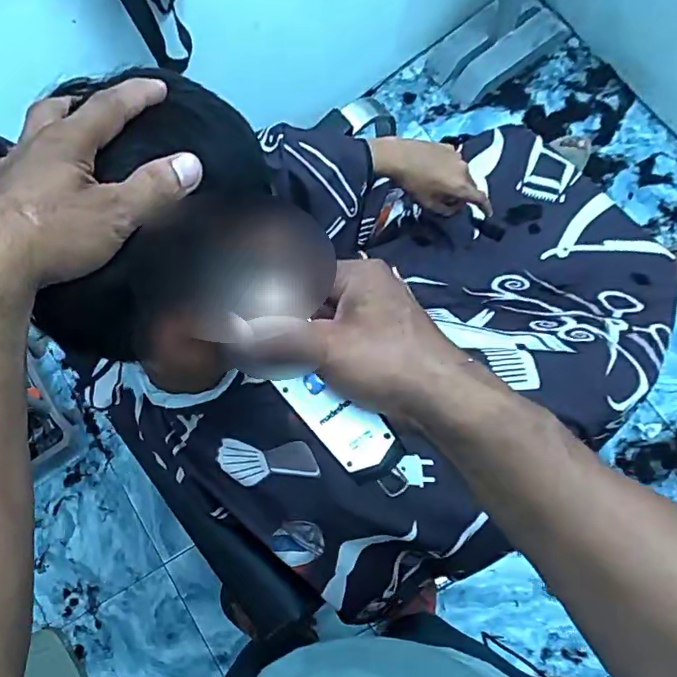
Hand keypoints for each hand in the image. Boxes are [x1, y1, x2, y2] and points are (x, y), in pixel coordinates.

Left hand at [0, 78, 203, 289]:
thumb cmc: (53, 235)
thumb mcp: (115, 213)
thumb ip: (154, 188)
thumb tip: (190, 163)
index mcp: (65, 143)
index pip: (106, 108)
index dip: (136, 96)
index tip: (157, 88)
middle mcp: (33, 149)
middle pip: (56, 110)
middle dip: (82, 102)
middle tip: (99, 105)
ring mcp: (10, 174)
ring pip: (32, 137)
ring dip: (52, 131)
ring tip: (69, 142)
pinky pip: (19, 170)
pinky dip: (36, 167)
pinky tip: (41, 185)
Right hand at [248, 259, 494, 424]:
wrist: (442, 401)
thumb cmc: (386, 362)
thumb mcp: (326, 347)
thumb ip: (277, 337)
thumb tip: (234, 328)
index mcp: (358, 277)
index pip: (302, 275)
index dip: (272, 297)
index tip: (247, 321)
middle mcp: (368, 294)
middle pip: (312, 308)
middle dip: (287, 335)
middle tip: (263, 353)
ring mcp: (377, 325)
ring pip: (325, 336)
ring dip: (305, 358)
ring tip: (285, 373)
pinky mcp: (382, 353)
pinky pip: (343, 355)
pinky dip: (326, 371)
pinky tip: (314, 387)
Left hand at [370, 138, 492, 216]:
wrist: (400, 156)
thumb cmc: (413, 184)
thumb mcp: (428, 204)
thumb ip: (446, 209)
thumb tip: (456, 208)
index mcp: (461, 185)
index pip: (480, 198)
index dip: (485, 207)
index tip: (487, 213)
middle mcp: (464, 169)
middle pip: (471, 185)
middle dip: (465, 195)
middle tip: (451, 201)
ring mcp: (458, 155)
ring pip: (463, 173)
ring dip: (457, 181)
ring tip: (441, 184)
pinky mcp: (449, 146)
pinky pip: (455, 162)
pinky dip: (450, 169)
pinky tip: (436, 170)